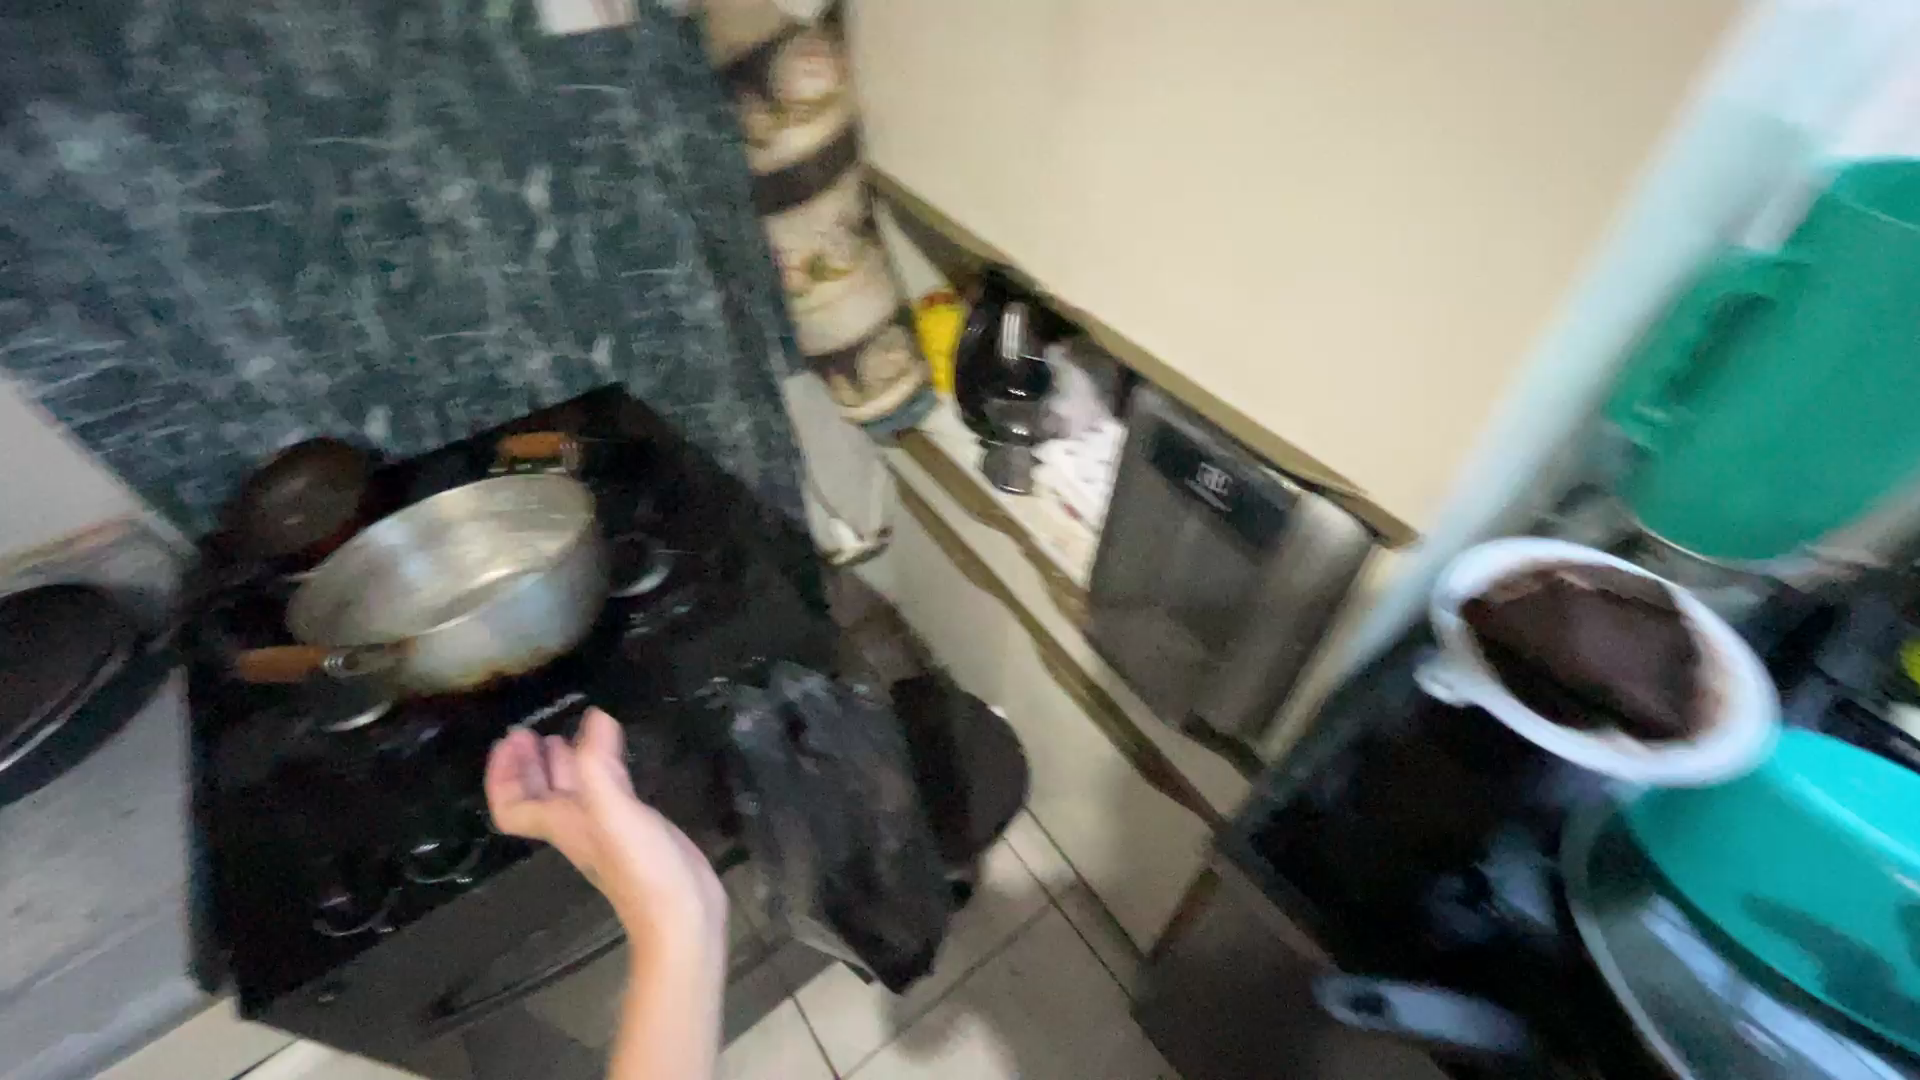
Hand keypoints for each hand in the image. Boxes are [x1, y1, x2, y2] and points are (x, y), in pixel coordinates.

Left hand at [484, 708, 726, 950]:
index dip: (503, 774)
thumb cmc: (641, 866)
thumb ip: (600, 766)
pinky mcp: (634, 828)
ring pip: (571, 793)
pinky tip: (615, 758)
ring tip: (563, 737)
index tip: (511, 738)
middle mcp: (577, 826)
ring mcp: (606, 829)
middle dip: (530, 764)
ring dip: (562, 765)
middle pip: (539, 797)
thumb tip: (594, 716)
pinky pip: (606, 791)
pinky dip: (602, 769)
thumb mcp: (614, 811)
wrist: (679, 912)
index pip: (513, 805)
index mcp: (562, 824)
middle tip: (531, 731)